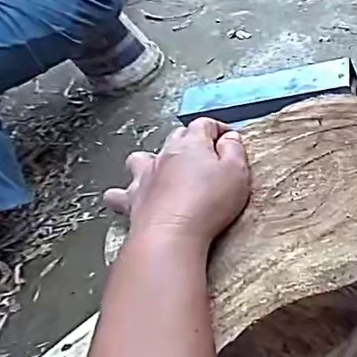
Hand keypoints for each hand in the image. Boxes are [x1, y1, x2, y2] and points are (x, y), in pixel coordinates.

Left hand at [102, 118, 249, 243]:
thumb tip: (230, 136)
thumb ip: (234, 149)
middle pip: (175, 136)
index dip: (219, 128)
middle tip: (208, 154)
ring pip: (141, 158)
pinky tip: (135, 197)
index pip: (204, 124)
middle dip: (192, 139)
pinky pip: (119, 192)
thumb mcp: (237, 171)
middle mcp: (164, 156)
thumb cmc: (210, 201)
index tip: (231, 139)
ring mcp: (144, 177)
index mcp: (191, 145)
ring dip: (152, 160)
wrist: (173, 232)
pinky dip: (125, 192)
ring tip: (165, 171)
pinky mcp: (132, 200)